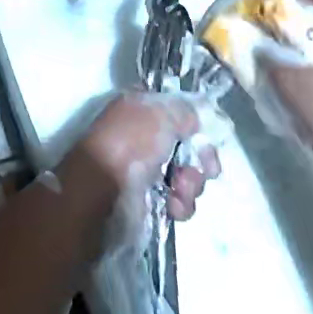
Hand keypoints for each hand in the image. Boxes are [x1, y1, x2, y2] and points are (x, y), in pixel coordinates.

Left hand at [70, 94, 218, 220]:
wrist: (103, 192)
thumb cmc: (131, 142)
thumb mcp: (163, 112)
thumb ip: (187, 111)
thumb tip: (197, 120)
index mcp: (142, 108)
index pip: (177, 109)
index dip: (196, 120)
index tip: (209, 132)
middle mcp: (145, 136)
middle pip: (189, 143)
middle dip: (202, 157)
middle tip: (208, 167)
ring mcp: (147, 170)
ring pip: (188, 173)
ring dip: (192, 183)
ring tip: (181, 188)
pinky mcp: (149, 200)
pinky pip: (179, 200)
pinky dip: (181, 204)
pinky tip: (173, 205)